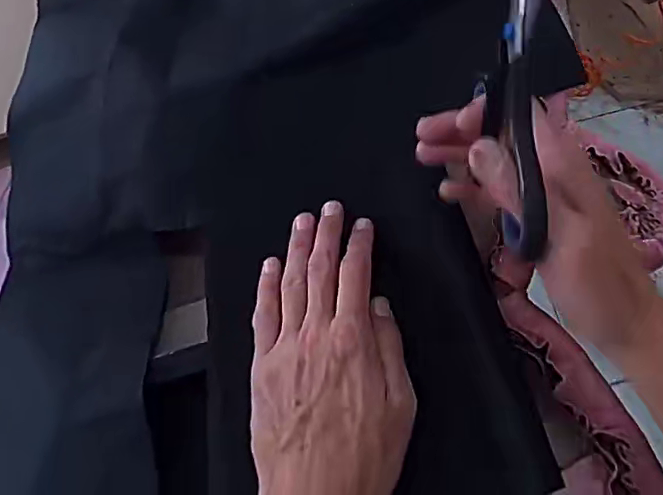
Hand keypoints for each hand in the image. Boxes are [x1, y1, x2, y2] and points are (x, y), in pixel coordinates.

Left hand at [252, 203, 415, 494]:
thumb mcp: (401, 400)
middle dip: (326, 233)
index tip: (362, 225)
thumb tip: (381, 305)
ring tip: (302, 222)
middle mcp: (316, 336)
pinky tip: (269, 266)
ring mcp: (284, 351)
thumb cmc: (365, 454)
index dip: (359, 244)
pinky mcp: (261, 371)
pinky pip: (262, 318)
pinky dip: (265, 287)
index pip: (355, 274)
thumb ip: (391, 346)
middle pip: (319, 270)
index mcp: (353, 339)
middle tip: (330, 208)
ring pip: (289, 285)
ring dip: (296, 249)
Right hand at [416, 97, 662, 357]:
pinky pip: (500, 190)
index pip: (523, 115)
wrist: (627, 322)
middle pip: (504, 133)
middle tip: (423, 135)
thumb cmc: (600, 282)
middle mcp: (552, 168)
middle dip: (463, 130)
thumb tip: (480, 146)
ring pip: (498, 159)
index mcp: (562, 162)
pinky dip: (473, 186)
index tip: (454, 123)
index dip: (487, 110)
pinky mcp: (537, 215)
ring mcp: (545, 191)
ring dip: (462, 154)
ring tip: (423, 153)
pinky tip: (447, 190)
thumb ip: (519, 191)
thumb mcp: (560, 235)